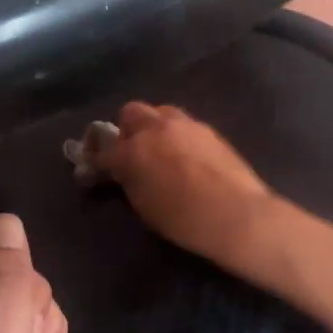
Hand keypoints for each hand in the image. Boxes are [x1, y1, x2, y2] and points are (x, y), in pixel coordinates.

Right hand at [89, 102, 273, 258]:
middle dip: (126, 130)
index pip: (104, 149)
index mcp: (133, 151)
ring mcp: (185, 125)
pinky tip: (184, 154)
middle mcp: (156, 129)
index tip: (96, 169)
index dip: (96, 159)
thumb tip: (124, 172)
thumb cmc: (185, 220)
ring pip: (159, 112)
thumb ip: (130, 181)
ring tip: (159, 149)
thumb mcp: (145, 206)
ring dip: (153, 126)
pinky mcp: (209, 129)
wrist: (236, 214)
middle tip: (130, 151)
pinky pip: (184, 123)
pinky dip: (176, 134)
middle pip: (131, 113)